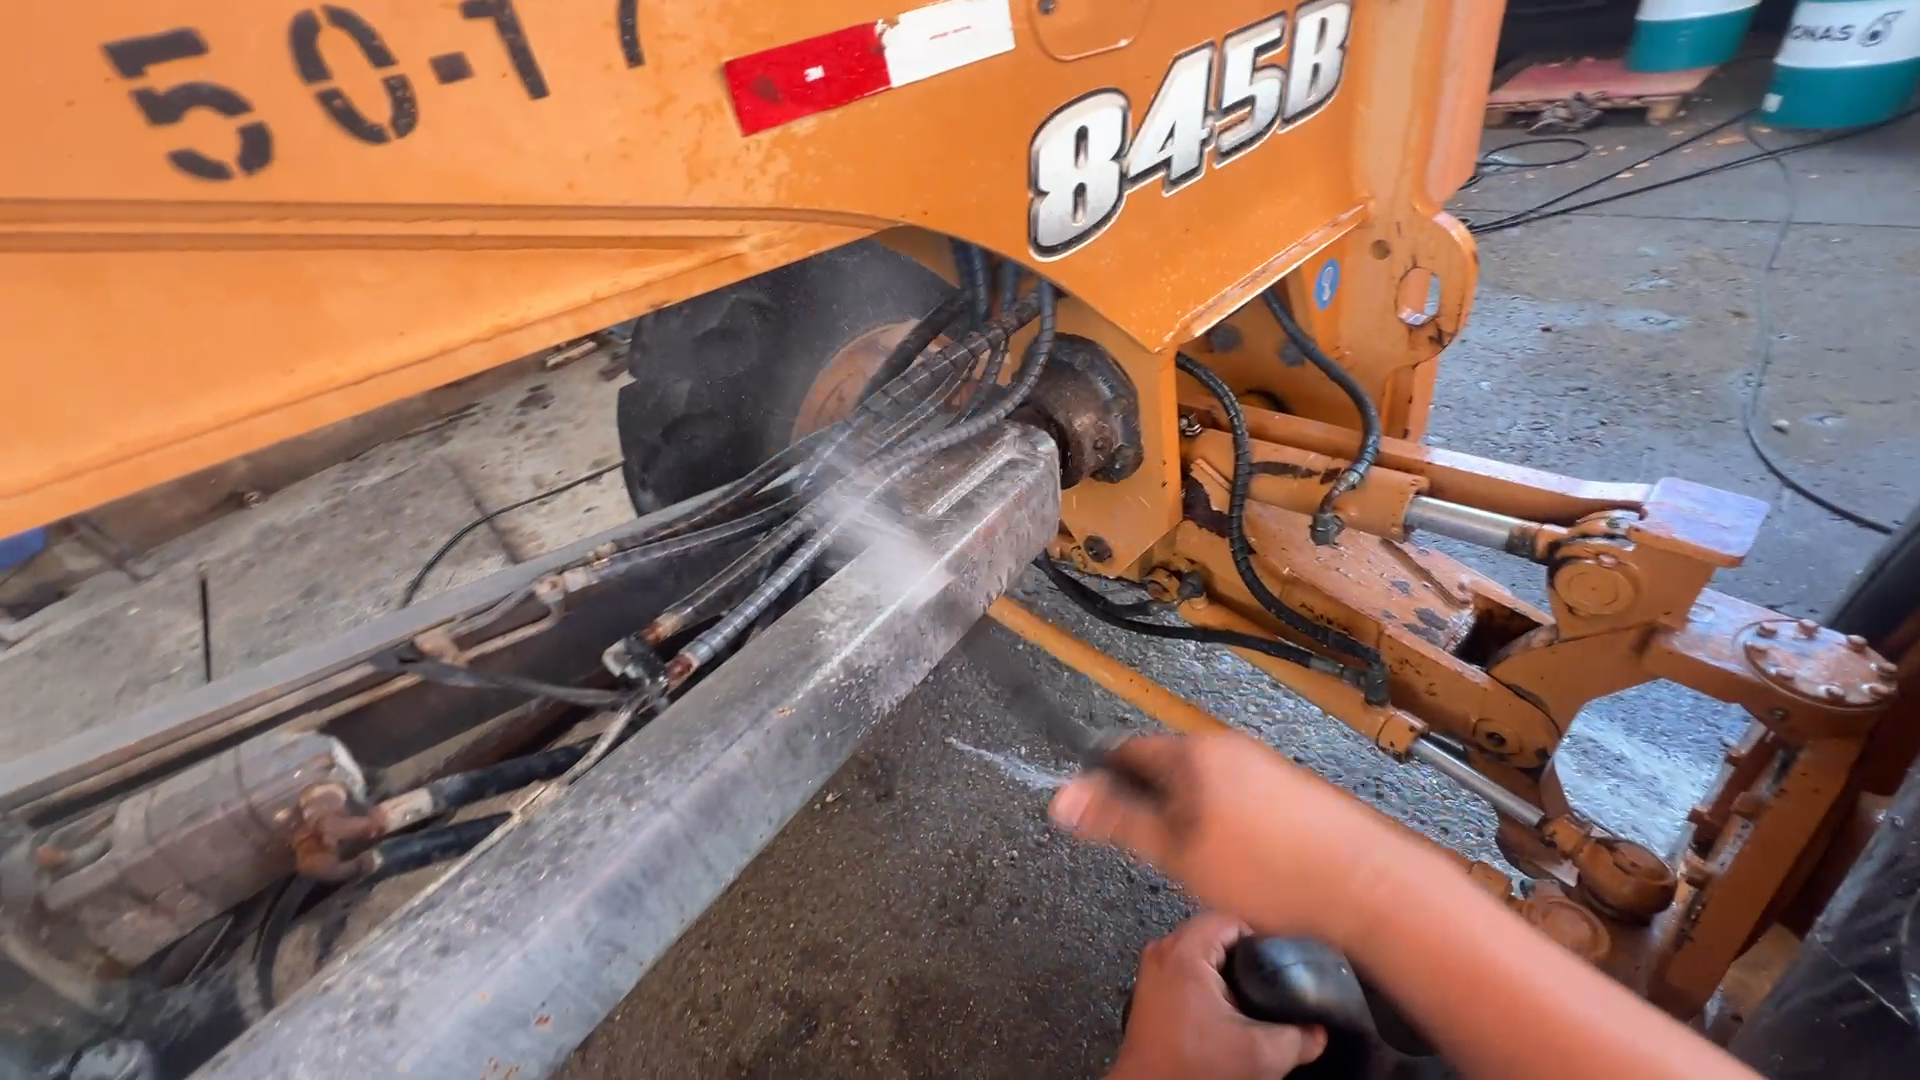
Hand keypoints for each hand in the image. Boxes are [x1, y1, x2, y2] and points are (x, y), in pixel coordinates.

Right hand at [1050, 733, 1415, 947]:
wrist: (1369, 887)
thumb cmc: (1269, 868)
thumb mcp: (1176, 851)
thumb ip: (1116, 820)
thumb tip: (1061, 797)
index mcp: (1193, 751)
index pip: (1125, 750)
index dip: (1106, 782)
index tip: (1105, 817)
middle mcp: (1227, 747)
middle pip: (1165, 767)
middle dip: (1154, 806)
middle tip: (1161, 853)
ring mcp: (1262, 765)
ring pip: (1202, 786)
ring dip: (1190, 818)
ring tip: (1207, 866)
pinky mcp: (1289, 790)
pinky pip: (1237, 798)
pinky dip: (1226, 825)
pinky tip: (1245, 864)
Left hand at [1110, 912, 1326, 1079]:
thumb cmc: (1199, 1068)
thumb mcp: (1260, 1055)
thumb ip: (1297, 1038)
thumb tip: (1319, 1029)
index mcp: (1185, 950)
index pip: (1229, 921)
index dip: (1259, 940)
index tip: (1279, 967)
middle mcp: (1164, 949)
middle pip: (1212, 933)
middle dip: (1243, 957)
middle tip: (1270, 985)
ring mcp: (1153, 968)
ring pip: (1198, 951)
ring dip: (1225, 971)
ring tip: (1252, 1000)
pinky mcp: (1149, 988)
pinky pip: (1184, 968)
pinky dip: (1206, 981)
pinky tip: (1227, 1011)